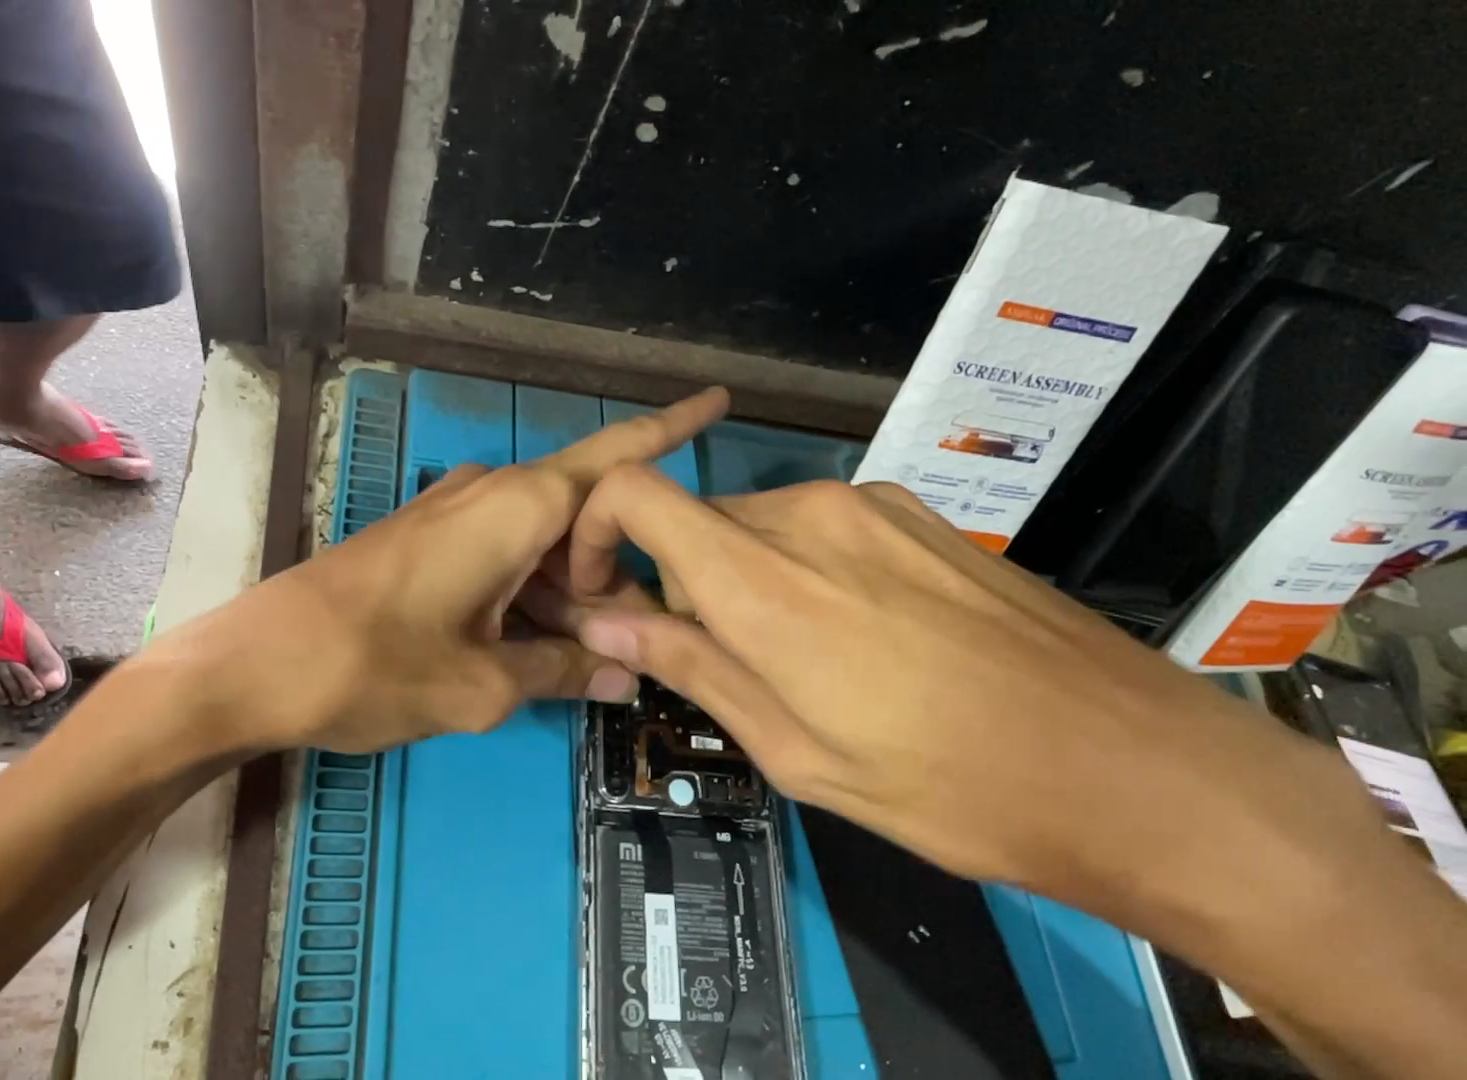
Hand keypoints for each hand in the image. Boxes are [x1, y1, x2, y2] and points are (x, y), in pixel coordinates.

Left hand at [147, 388, 729, 754]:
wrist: (257, 665)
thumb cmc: (373, 666)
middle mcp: (492, 494)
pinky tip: (544, 644)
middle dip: (623, 570)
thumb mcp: (481, 684)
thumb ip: (561, 669)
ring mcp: (454, 515)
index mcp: (519, 507)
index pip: (618, 457)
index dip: (672, 427)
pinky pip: (505, 554)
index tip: (719, 399)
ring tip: (603, 655)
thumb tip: (623, 675)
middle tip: (658, 633)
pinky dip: (534, 592)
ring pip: (546, 542)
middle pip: (586, 516)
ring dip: (576, 591)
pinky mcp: (428, 541)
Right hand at [557, 467, 1386, 914]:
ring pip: (756, 526)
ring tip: (795, 665)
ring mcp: (872, 506)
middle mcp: (808, 515)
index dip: (593, 533)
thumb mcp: (795, 751)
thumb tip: (602, 622)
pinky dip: (798, 570)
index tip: (601, 597)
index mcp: (762, 578)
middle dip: (674, 582)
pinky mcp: (919, 515)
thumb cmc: (948, 786)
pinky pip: (819, 528)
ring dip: (740, 581)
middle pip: (693, 520)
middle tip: (710, 664)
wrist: (1136, 768)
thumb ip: (690, 667)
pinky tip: (857, 639)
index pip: (633, 493)